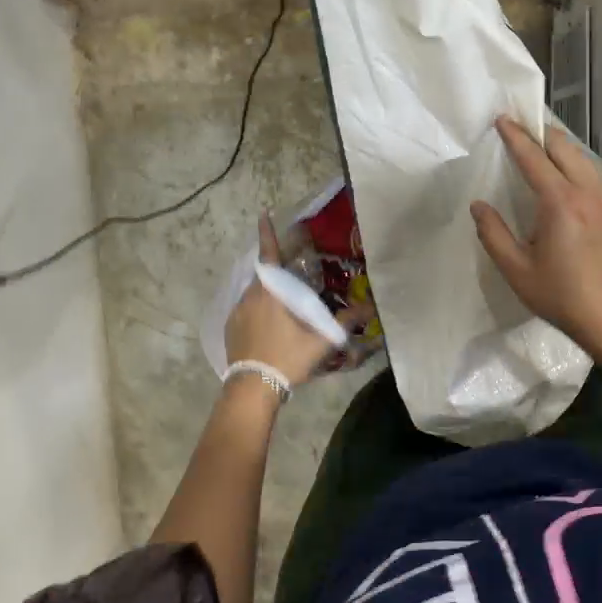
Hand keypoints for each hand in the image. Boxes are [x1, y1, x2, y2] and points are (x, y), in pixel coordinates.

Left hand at [225, 215, 372, 390]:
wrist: (252, 389)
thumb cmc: (287, 359)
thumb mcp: (321, 341)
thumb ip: (344, 321)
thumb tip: (370, 308)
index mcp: (269, 293)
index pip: (269, 255)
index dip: (267, 234)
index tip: (263, 213)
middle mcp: (250, 297)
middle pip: (264, 275)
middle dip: (278, 270)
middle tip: (295, 272)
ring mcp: (237, 313)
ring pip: (256, 294)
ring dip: (270, 293)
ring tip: (286, 305)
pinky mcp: (231, 328)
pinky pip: (247, 309)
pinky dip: (259, 309)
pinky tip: (272, 325)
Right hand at [471, 117, 601, 354]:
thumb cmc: (560, 294)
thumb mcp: (516, 269)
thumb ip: (493, 233)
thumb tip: (478, 206)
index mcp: (559, 202)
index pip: (534, 158)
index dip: (516, 137)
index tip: (502, 119)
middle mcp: (585, 192)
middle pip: (563, 147)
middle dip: (540, 132)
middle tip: (519, 124)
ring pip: (581, 157)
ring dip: (558, 145)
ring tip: (539, 143)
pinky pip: (591, 173)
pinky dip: (574, 162)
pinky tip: (563, 172)